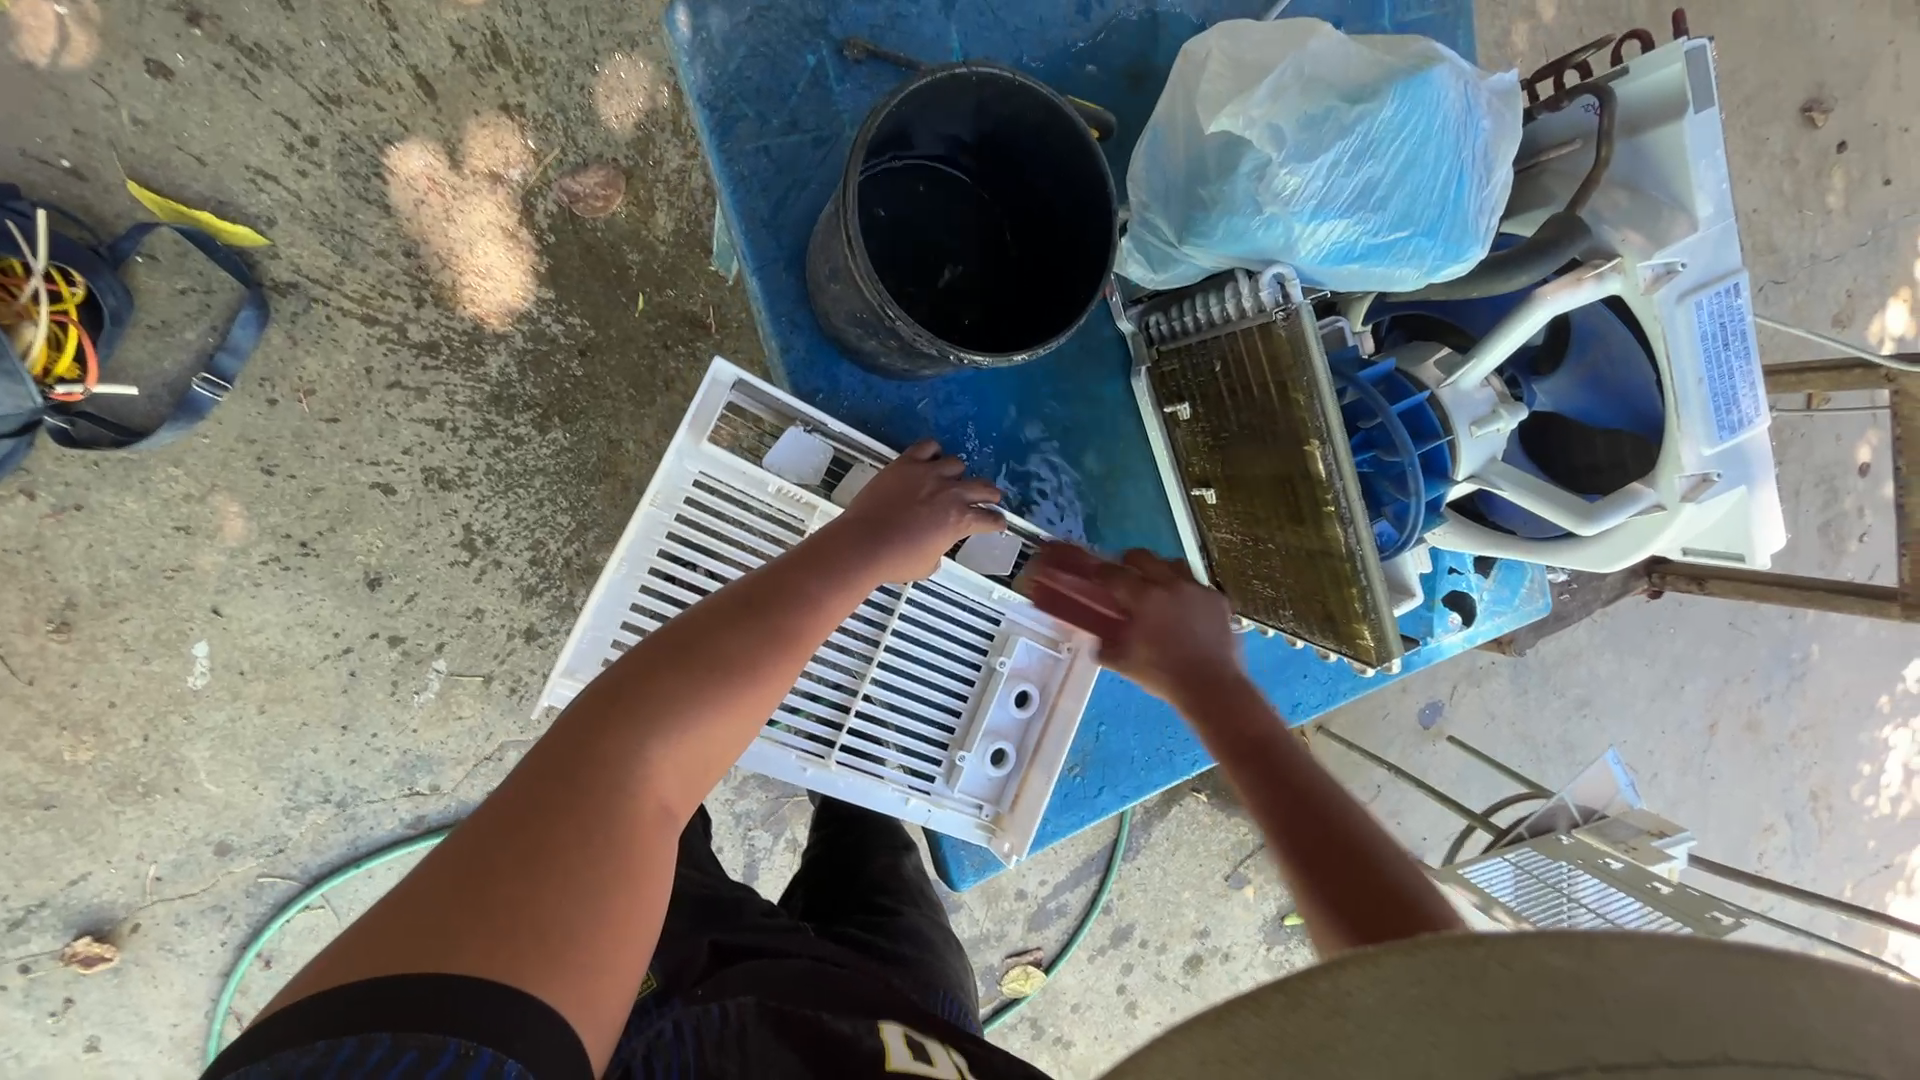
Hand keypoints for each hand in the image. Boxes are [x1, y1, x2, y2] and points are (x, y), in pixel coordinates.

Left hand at [827, 439, 1004, 582]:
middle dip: (990, 493)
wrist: (864, 543)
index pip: (990, 518)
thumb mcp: (928, 564)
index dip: (997, 522)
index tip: (998, 522)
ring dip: (959, 473)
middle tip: (992, 496)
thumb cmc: (896, 561)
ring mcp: (929, 474)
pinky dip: (934, 452)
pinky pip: (928, 447)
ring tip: (955, 477)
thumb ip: (941, 549)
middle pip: (982, 486)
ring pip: (957, 463)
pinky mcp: (907, 463)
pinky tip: (932, 457)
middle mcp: (951, 493)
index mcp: (960, 521)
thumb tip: (937, 545)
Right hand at [1027, 545, 1243, 704]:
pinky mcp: (1217, 599)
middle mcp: (1170, 584)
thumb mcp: (1123, 664)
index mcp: (1143, 598)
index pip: (1114, 574)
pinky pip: (1198, 584)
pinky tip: (1186, 606)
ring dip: (1161, 569)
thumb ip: (1104, 647)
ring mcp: (1197, 589)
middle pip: (1143, 557)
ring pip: (1174, 564)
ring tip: (1158, 585)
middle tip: (1125, 572)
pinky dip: (1187, 591)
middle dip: (1129, 561)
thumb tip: (1096, 640)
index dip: (1100, 571)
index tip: (1095, 573)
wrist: (1211, 686)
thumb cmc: (1162, 674)